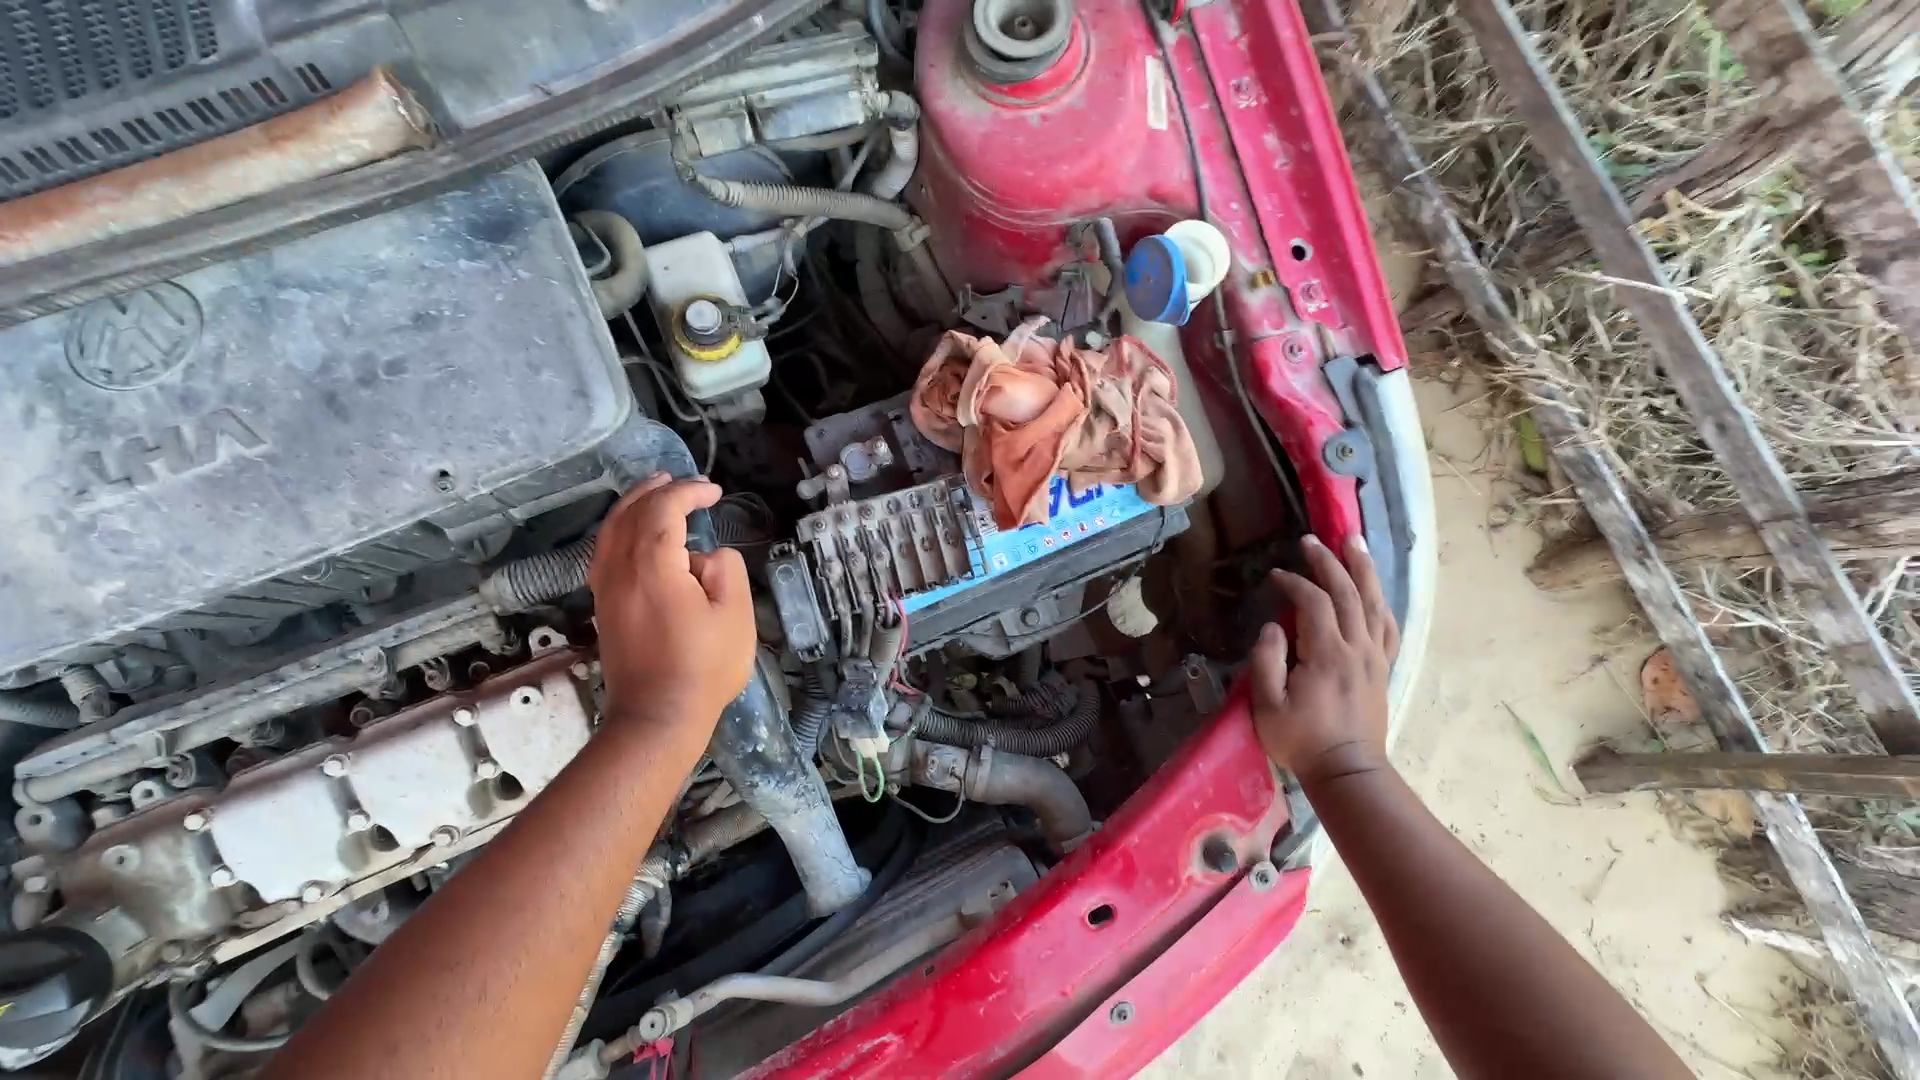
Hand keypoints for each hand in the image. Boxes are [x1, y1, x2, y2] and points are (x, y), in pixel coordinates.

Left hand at [588, 474, 754, 746]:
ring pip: (610, 529)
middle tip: (687, 483)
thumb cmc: (704, 668)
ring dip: (634, 505)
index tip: (715, 492)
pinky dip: (621, 528)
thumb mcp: (736, 615)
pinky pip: (605, 550)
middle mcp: (620, 569)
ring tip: (656, 491)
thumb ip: (726, 569)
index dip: (689, 492)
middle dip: (659, 490)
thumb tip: (705, 557)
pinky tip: (636, 533)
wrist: (657, 716)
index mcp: (653, 566)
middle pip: (631, 512)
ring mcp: (605, 587)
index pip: (664, 510)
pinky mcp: (603, 605)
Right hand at [1248, 535, 1399, 785]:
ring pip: (1373, 603)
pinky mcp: (1383, 669)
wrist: (1347, 772)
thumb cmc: (1301, 740)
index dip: (1294, 583)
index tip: (1275, 575)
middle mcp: (1356, 649)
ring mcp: (1375, 658)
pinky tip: (1374, 590)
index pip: (1313, 603)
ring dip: (1362, 570)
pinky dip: (1380, 602)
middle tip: (1312, 540)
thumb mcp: (1267, 705)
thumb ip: (1266, 661)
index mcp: (1326, 654)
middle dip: (1329, 562)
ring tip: (1353, 543)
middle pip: (1347, 593)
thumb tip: (1273, 627)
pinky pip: (1388, 626)